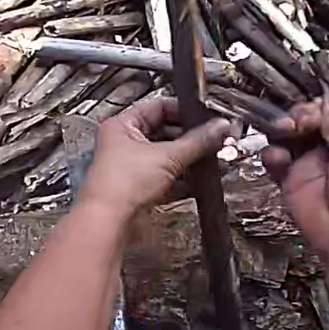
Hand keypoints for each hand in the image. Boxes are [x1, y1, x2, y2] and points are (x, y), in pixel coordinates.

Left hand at [78, 97, 229, 221]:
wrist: (110, 222)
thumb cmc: (119, 185)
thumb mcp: (167, 156)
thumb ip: (198, 141)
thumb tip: (218, 127)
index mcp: (121, 126)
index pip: (158, 107)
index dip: (184, 111)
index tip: (206, 117)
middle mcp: (124, 145)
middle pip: (164, 133)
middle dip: (190, 138)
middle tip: (213, 139)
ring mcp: (132, 168)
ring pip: (166, 157)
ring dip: (187, 160)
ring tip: (209, 158)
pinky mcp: (139, 189)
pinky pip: (165, 179)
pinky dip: (181, 180)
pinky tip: (198, 181)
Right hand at [263, 95, 328, 263]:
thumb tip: (325, 102)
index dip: (326, 105)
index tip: (315, 108)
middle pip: (314, 120)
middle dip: (301, 116)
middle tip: (296, 121)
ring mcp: (315, 166)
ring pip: (292, 137)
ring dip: (284, 131)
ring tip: (284, 133)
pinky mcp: (294, 182)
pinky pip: (276, 161)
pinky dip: (272, 155)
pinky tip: (277, 156)